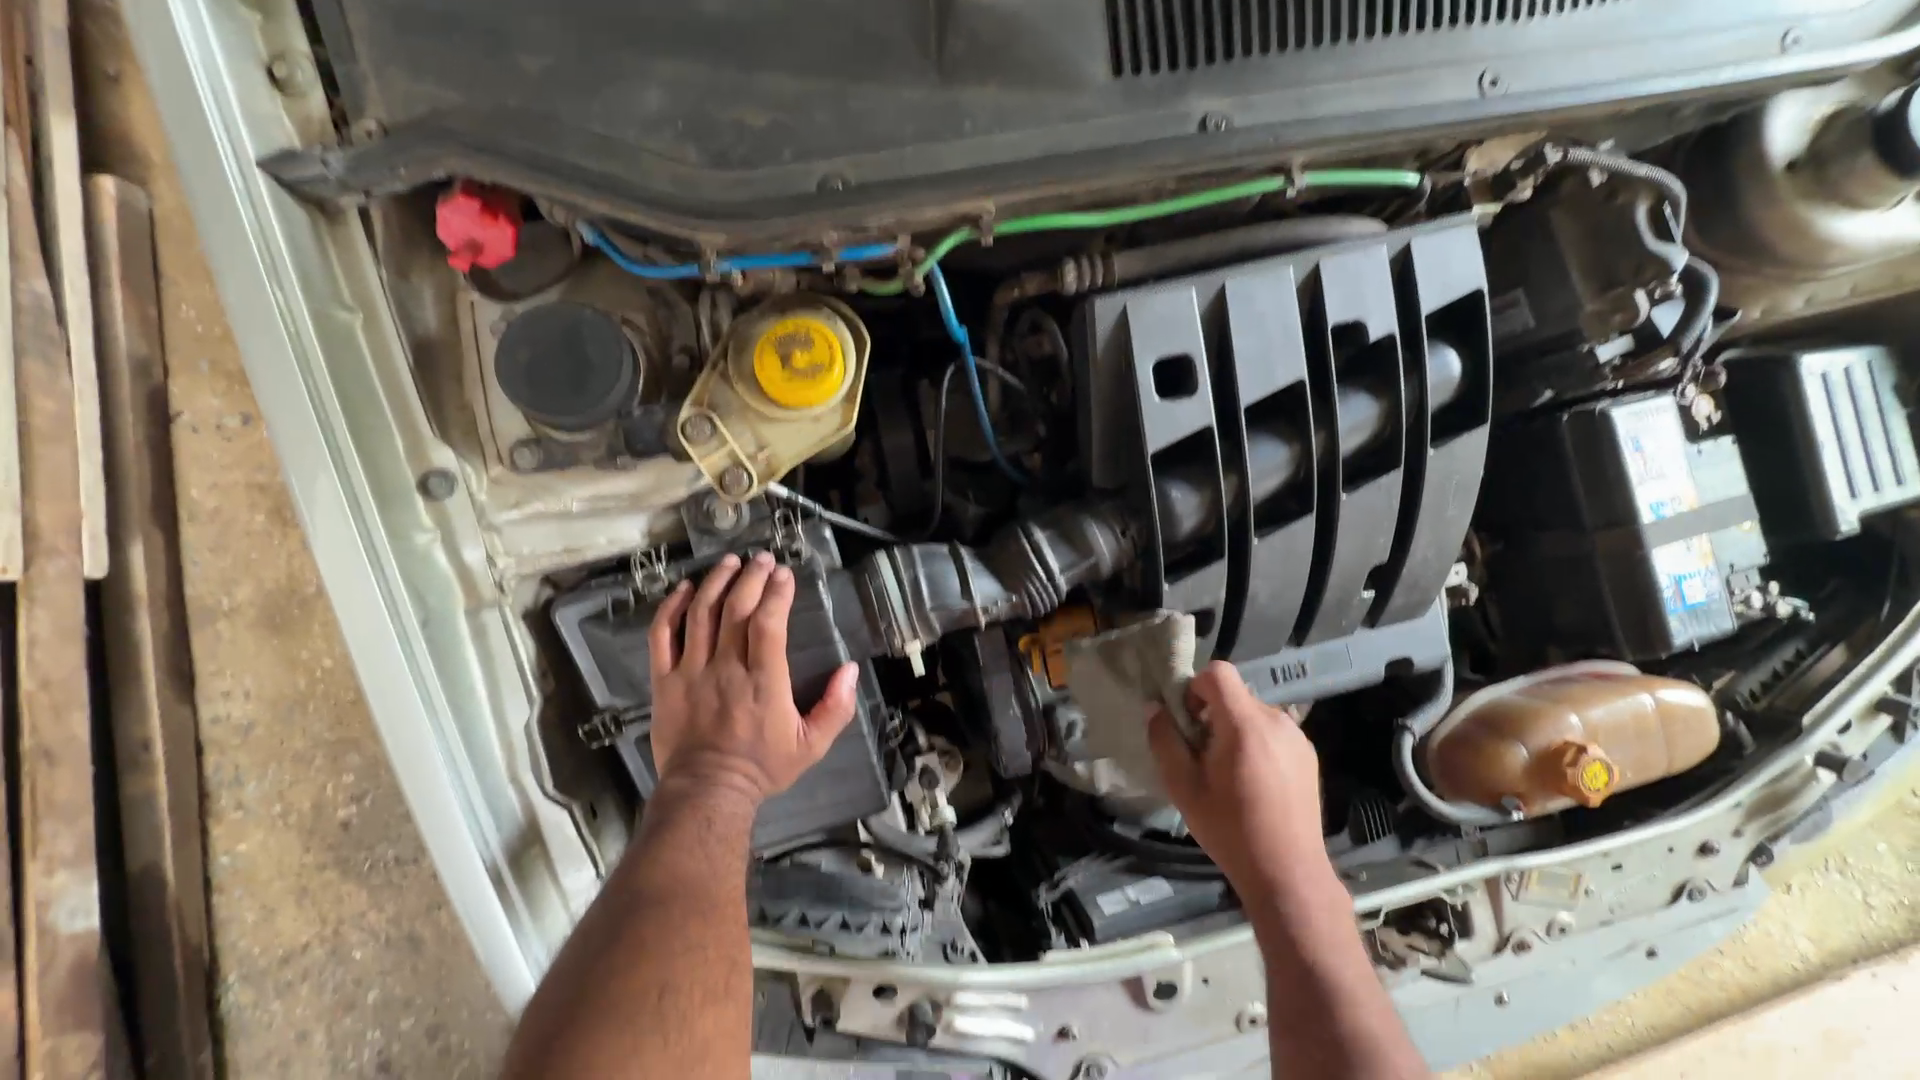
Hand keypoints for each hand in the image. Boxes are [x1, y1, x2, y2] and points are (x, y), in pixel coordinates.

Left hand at [647, 551, 859, 809]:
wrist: (707, 791)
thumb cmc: (763, 767)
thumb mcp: (812, 745)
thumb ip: (836, 707)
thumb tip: (851, 670)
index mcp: (764, 681)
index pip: (768, 623)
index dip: (777, 593)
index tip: (785, 575)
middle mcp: (726, 668)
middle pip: (736, 609)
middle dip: (751, 577)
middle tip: (762, 559)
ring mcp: (691, 671)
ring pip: (701, 614)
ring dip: (716, 582)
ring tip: (730, 563)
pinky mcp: (665, 681)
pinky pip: (663, 636)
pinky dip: (671, 608)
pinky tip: (683, 589)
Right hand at [1147, 662, 1329, 896]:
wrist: (1286, 871)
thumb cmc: (1229, 829)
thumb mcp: (1183, 787)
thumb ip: (1164, 741)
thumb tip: (1155, 708)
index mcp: (1244, 724)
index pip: (1218, 673)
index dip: (1195, 688)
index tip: (1188, 722)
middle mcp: (1276, 720)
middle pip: (1235, 695)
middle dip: (1213, 715)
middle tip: (1202, 756)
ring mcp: (1297, 737)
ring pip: (1254, 714)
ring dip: (1235, 730)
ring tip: (1229, 773)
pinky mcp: (1308, 755)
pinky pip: (1273, 732)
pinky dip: (1257, 744)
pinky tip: (1255, 783)